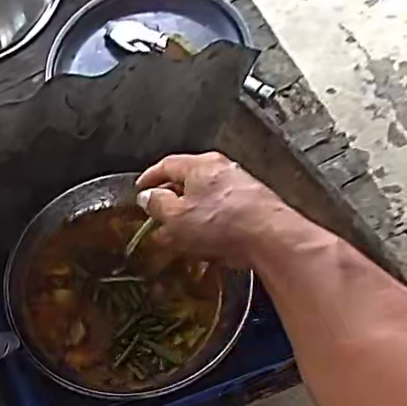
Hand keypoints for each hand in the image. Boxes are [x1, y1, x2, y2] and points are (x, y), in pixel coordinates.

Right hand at [135, 153, 301, 266]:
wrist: (266, 237)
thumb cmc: (222, 223)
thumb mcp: (176, 217)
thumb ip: (157, 205)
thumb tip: (146, 197)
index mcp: (200, 165)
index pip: (166, 164)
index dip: (149, 178)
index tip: (140, 189)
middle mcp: (221, 169)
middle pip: (186, 180)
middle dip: (168, 198)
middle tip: (155, 214)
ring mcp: (237, 186)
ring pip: (203, 197)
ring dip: (186, 214)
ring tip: (175, 233)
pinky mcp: (248, 206)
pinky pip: (218, 211)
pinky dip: (204, 223)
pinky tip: (199, 240)